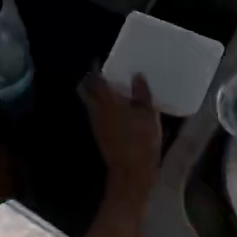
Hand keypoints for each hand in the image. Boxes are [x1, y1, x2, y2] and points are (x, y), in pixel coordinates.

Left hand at [81, 71, 160, 199]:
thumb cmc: (141, 142)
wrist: (131, 174)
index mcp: (108, 103)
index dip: (96, 69)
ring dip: (100, 96)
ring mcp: (97, 126)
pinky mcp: (102, 137)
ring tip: (116, 91)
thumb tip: (137, 76)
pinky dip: (106, 109)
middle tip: (106, 75)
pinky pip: (100, 116)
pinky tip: (120, 111)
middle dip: (93, 82)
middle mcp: (97, 112)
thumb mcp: (148, 115)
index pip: (96, 81)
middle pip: (88, 92)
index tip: (101, 62)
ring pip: (93, 104)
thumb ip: (142, 94)